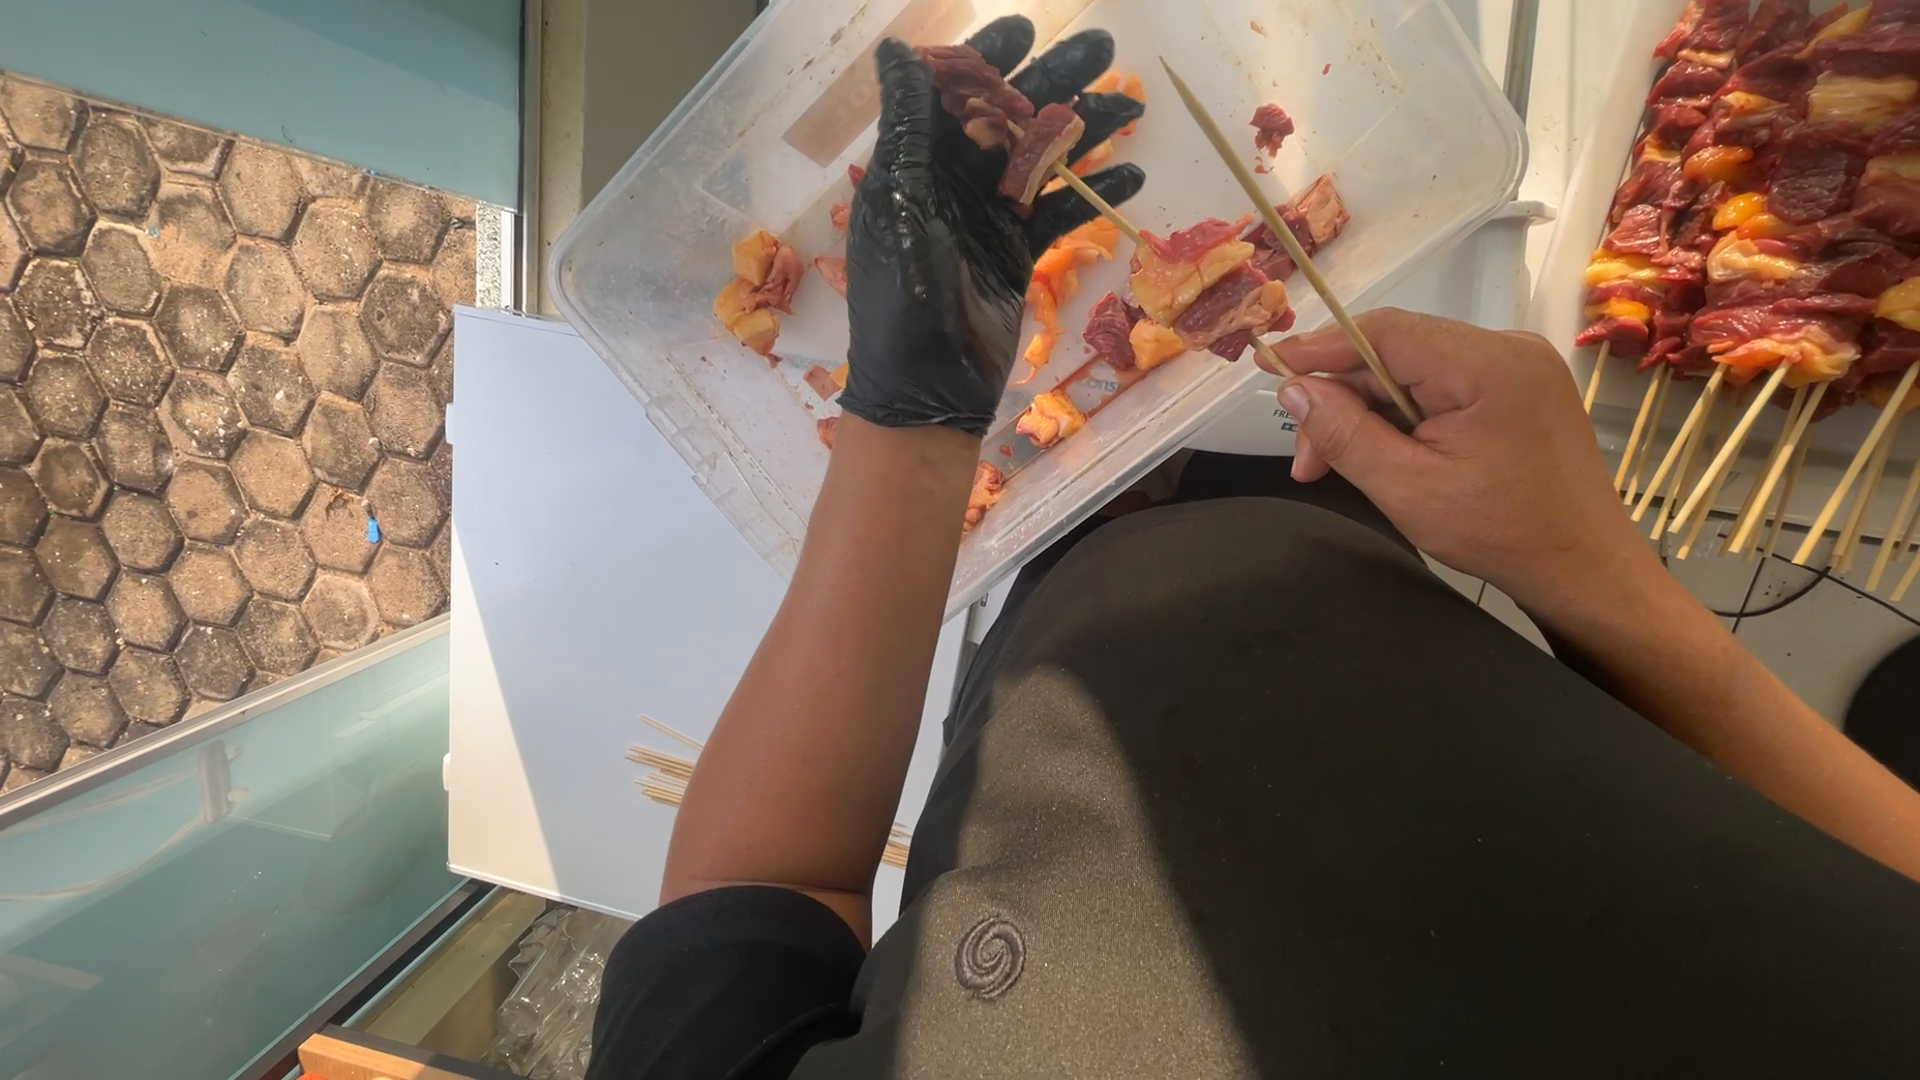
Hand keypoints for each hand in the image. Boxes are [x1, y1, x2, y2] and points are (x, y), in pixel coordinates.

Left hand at [840, 20, 1146, 435]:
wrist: (928, 387)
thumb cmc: (904, 298)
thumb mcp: (899, 205)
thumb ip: (907, 128)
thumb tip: (897, 49)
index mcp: (916, 165)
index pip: (953, 94)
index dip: (986, 56)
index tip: (1025, 26)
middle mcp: (952, 183)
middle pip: (1008, 118)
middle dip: (1051, 80)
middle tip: (1102, 47)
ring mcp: (987, 218)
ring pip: (1041, 160)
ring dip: (1083, 131)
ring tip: (1129, 104)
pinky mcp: (1017, 253)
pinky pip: (1059, 211)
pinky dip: (1092, 194)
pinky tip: (1132, 172)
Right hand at [1261, 310, 1660, 614]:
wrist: (1580, 564)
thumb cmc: (1497, 530)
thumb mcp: (1403, 486)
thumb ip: (1343, 433)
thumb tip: (1293, 389)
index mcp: (1487, 366)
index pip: (1384, 332)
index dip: (1319, 345)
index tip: (1267, 362)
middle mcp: (1505, 349)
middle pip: (1391, 355)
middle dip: (1338, 402)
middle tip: (1304, 461)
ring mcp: (1512, 367)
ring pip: (1406, 374)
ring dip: (1361, 416)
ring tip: (1328, 466)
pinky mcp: (1511, 389)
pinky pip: (1432, 388)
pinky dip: (1394, 418)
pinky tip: (1374, 453)